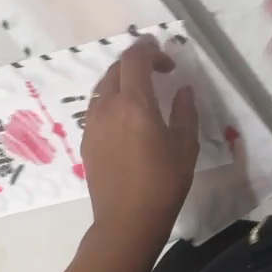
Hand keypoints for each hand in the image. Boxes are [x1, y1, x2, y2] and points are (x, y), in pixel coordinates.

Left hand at [81, 37, 199, 238]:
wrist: (127, 221)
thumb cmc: (164, 183)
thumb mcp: (186, 145)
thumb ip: (185, 112)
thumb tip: (183, 91)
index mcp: (134, 103)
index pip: (135, 60)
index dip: (150, 50)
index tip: (166, 58)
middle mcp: (107, 107)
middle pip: (115, 69)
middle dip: (137, 63)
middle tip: (159, 71)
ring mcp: (92, 124)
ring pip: (103, 88)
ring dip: (122, 81)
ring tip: (143, 92)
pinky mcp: (86, 141)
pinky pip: (97, 108)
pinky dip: (113, 101)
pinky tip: (128, 118)